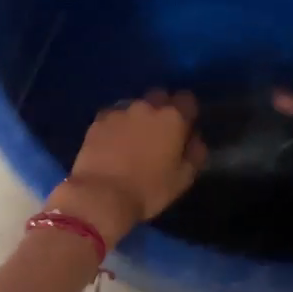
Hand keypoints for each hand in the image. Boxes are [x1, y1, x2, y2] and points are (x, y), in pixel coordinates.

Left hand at [47, 90, 204, 243]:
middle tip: (158, 132)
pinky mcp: (98, 120)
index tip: (184, 127)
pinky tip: (112, 141)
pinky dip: (116, 124)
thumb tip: (195, 139)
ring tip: (132, 138)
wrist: (102, 195)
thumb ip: (194, 153)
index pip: (186, 99)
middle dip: (161, 108)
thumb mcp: (182, 179)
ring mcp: (120, 111)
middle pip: (159, 96)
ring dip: (137, 116)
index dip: (186, 112)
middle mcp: (147, 107)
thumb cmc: (148, 190)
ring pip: (134, 105)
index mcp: (172, 118)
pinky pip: (113, 115)